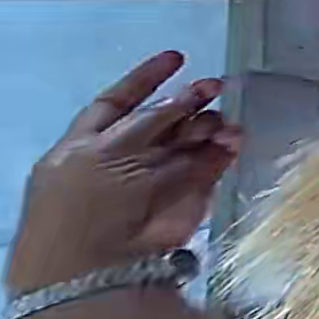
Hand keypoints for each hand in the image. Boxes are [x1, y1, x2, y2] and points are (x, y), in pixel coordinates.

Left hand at [6, 51, 240, 295]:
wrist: (103, 263)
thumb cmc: (85, 204)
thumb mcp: (104, 153)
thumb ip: (149, 120)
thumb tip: (191, 93)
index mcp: (92, 143)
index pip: (120, 101)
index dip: (147, 78)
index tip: (178, 56)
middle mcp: (130, 153)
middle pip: (167, 114)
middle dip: (190, 99)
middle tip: (215, 87)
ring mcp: (165, 169)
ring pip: (197, 132)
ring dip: (209, 123)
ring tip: (219, 127)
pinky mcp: (196, 185)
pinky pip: (218, 155)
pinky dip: (227, 145)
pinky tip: (232, 140)